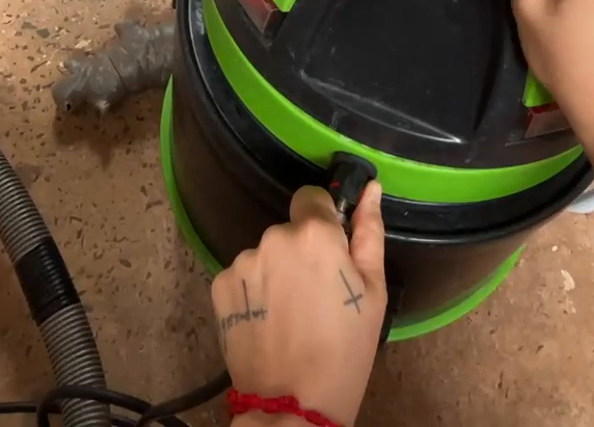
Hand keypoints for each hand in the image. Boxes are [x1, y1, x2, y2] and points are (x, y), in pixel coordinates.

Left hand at [212, 183, 386, 425]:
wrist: (294, 406)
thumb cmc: (345, 349)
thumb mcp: (373, 290)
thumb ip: (369, 231)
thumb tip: (371, 188)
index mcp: (314, 232)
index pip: (311, 197)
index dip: (321, 221)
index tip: (328, 252)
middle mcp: (273, 236)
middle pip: (288, 230)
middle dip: (300, 252)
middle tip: (314, 294)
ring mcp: (242, 262)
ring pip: (265, 254)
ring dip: (275, 272)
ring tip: (289, 314)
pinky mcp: (220, 287)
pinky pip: (242, 277)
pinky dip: (253, 293)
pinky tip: (267, 321)